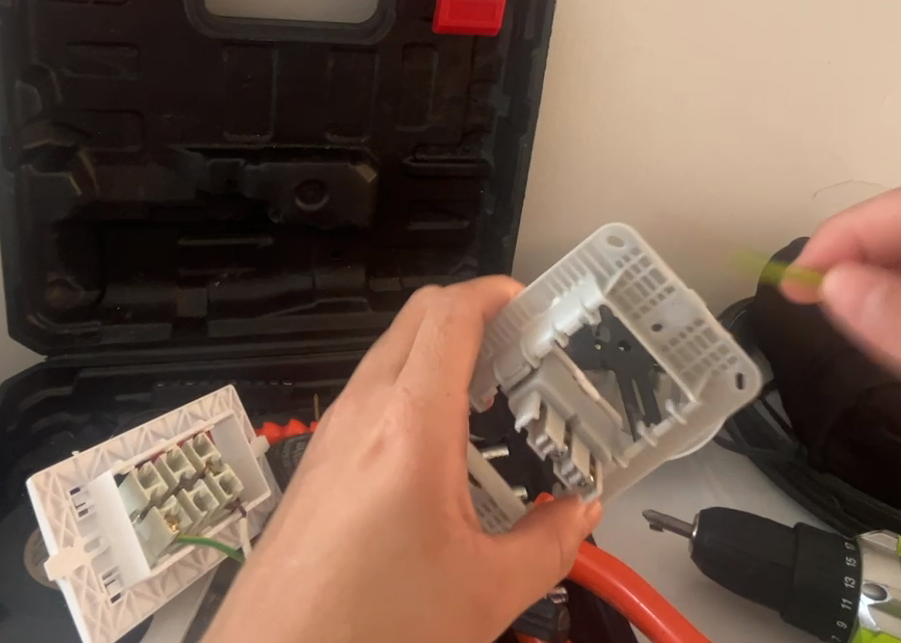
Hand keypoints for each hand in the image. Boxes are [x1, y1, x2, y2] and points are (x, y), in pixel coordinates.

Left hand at [204, 276, 601, 642]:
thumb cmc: (365, 627)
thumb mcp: (482, 594)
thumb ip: (547, 544)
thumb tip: (578, 515)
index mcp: (410, 425)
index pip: (452, 314)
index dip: (495, 291)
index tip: (530, 302)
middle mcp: (365, 408)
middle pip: (420, 313)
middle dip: (473, 309)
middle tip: (518, 342)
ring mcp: (336, 425)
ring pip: (394, 345)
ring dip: (442, 345)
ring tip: (488, 388)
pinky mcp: (322, 450)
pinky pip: (373, 384)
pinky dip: (414, 379)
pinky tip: (441, 434)